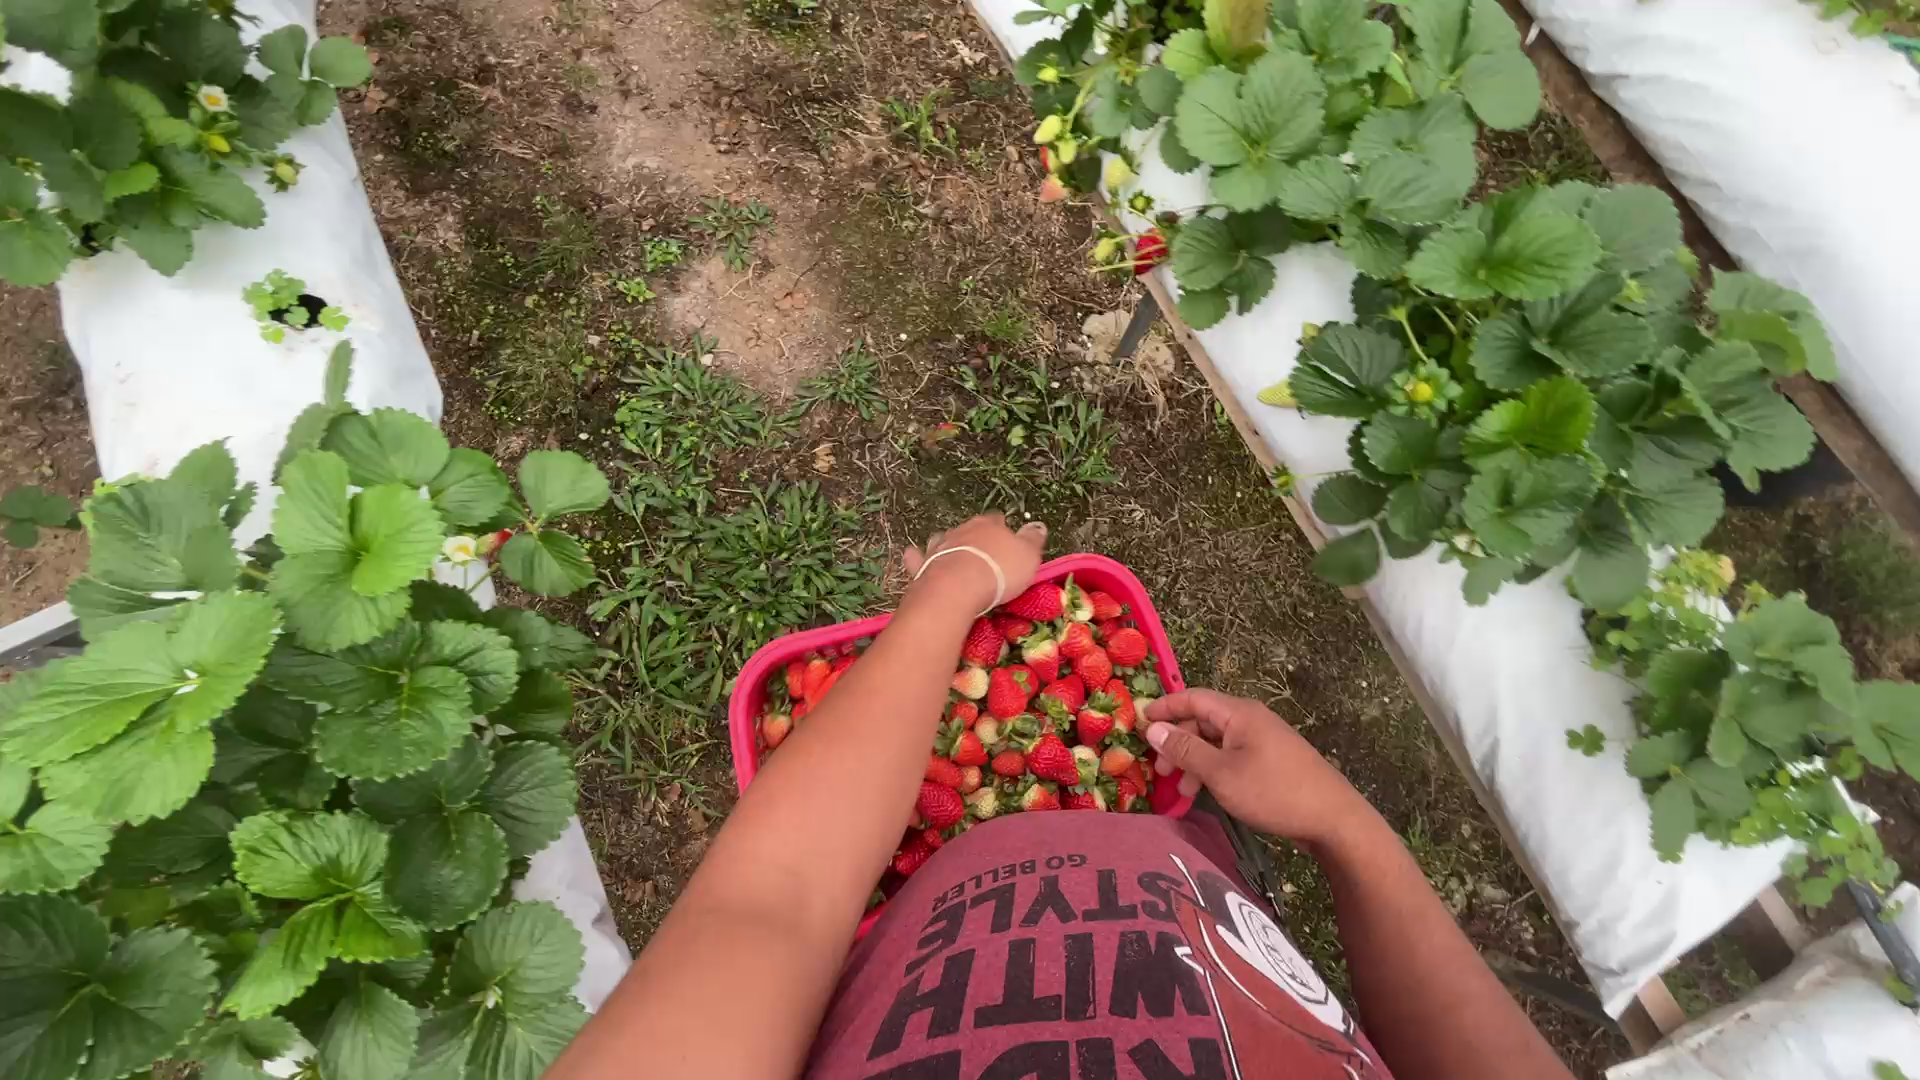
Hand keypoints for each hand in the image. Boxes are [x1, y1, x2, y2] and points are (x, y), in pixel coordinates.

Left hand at [904, 514, 1047, 613]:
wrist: (958, 588)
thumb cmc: (999, 571)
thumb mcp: (1028, 556)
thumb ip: (1033, 539)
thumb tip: (1038, 525)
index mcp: (989, 525)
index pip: (997, 520)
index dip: (1002, 529)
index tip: (1007, 538)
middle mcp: (962, 530)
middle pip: (969, 529)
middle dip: (974, 537)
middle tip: (982, 551)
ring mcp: (939, 546)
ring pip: (943, 539)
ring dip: (948, 544)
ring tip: (953, 554)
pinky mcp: (922, 565)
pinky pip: (917, 557)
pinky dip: (916, 556)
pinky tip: (914, 556)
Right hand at [1144, 689, 1387, 850]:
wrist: (1336, 822)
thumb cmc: (1274, 792)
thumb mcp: (1221, 774)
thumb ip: (1184, 749)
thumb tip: (1152, 728)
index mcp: (1238, 713)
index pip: (1192, 697)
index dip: (1163, 707)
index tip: (1139, 722)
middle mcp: (1250, 719)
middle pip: (1202, 720)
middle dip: (1176, 740)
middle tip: (1157, 768)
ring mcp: (1263, 740)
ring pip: (1216, 741)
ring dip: (1193, 759)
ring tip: (1180, 788)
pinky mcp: (1271, 760)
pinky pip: (1231, 755)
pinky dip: (1212, 768)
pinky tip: (1206, 792)